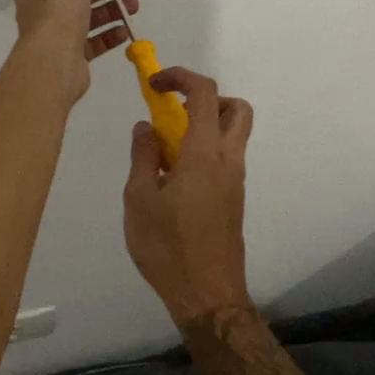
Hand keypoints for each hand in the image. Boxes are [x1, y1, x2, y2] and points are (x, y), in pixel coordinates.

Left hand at [12, 0, 141, 103]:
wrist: (52, 63)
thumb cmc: (57, 12)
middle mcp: (46, 10)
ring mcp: (60, 34)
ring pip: (91, 16)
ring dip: (114, 7)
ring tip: (135, 4)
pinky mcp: (74, 55)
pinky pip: (95, 41)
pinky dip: (111, 33)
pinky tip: (125, 29)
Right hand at [123, 67, 255, 323]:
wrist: (208, 297)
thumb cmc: (168, 247)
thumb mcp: (139, 198)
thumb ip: (143, 156)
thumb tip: (146, 128)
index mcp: (205, 153)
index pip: (205, 93)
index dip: (180, 77)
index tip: (154, 84)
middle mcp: (228, 160)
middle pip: (236, 109)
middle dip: (206, 98)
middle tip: (174, 111)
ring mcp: (235, 182)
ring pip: (233, 135)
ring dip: (205, 126)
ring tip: (166, 150)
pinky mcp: (233, 201)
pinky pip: (225, 159)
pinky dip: (204, 151)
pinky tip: (174, 179)